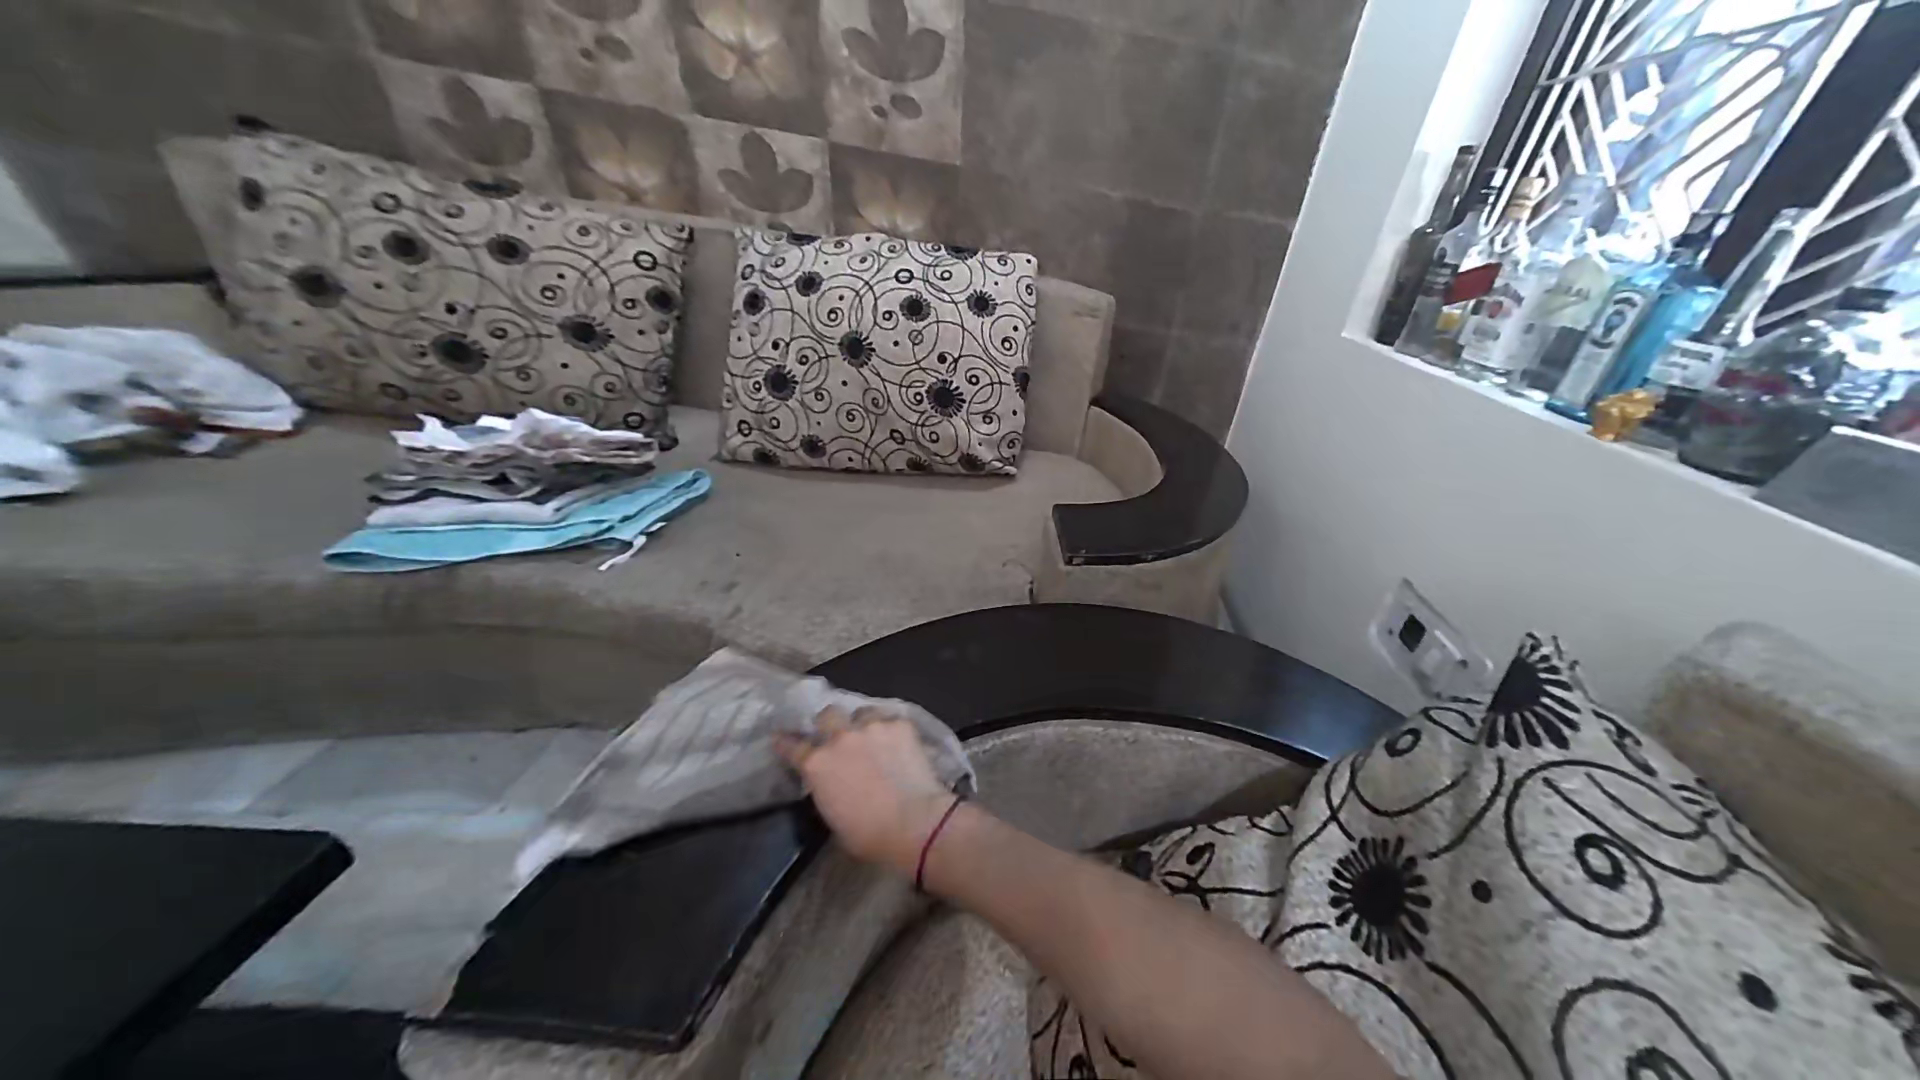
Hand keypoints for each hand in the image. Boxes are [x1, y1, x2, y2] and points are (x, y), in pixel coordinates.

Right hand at [776, 705, 957, 876]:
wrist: (913, 822)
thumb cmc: (869, 835)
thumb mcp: (833, 818)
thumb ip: (827, 792)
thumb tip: (835, 786)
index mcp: (817, 765)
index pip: (792, 746)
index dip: (785, 741)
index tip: (781, 737)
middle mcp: (840, 738)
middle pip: (827, 715)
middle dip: (829, 723)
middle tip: (838, 735)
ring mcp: (871, 727)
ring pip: (861, 711)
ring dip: (863, 723)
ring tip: (873, 736)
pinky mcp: (900, 725)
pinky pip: (891, 719)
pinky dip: (891, 729)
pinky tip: (899, 742)